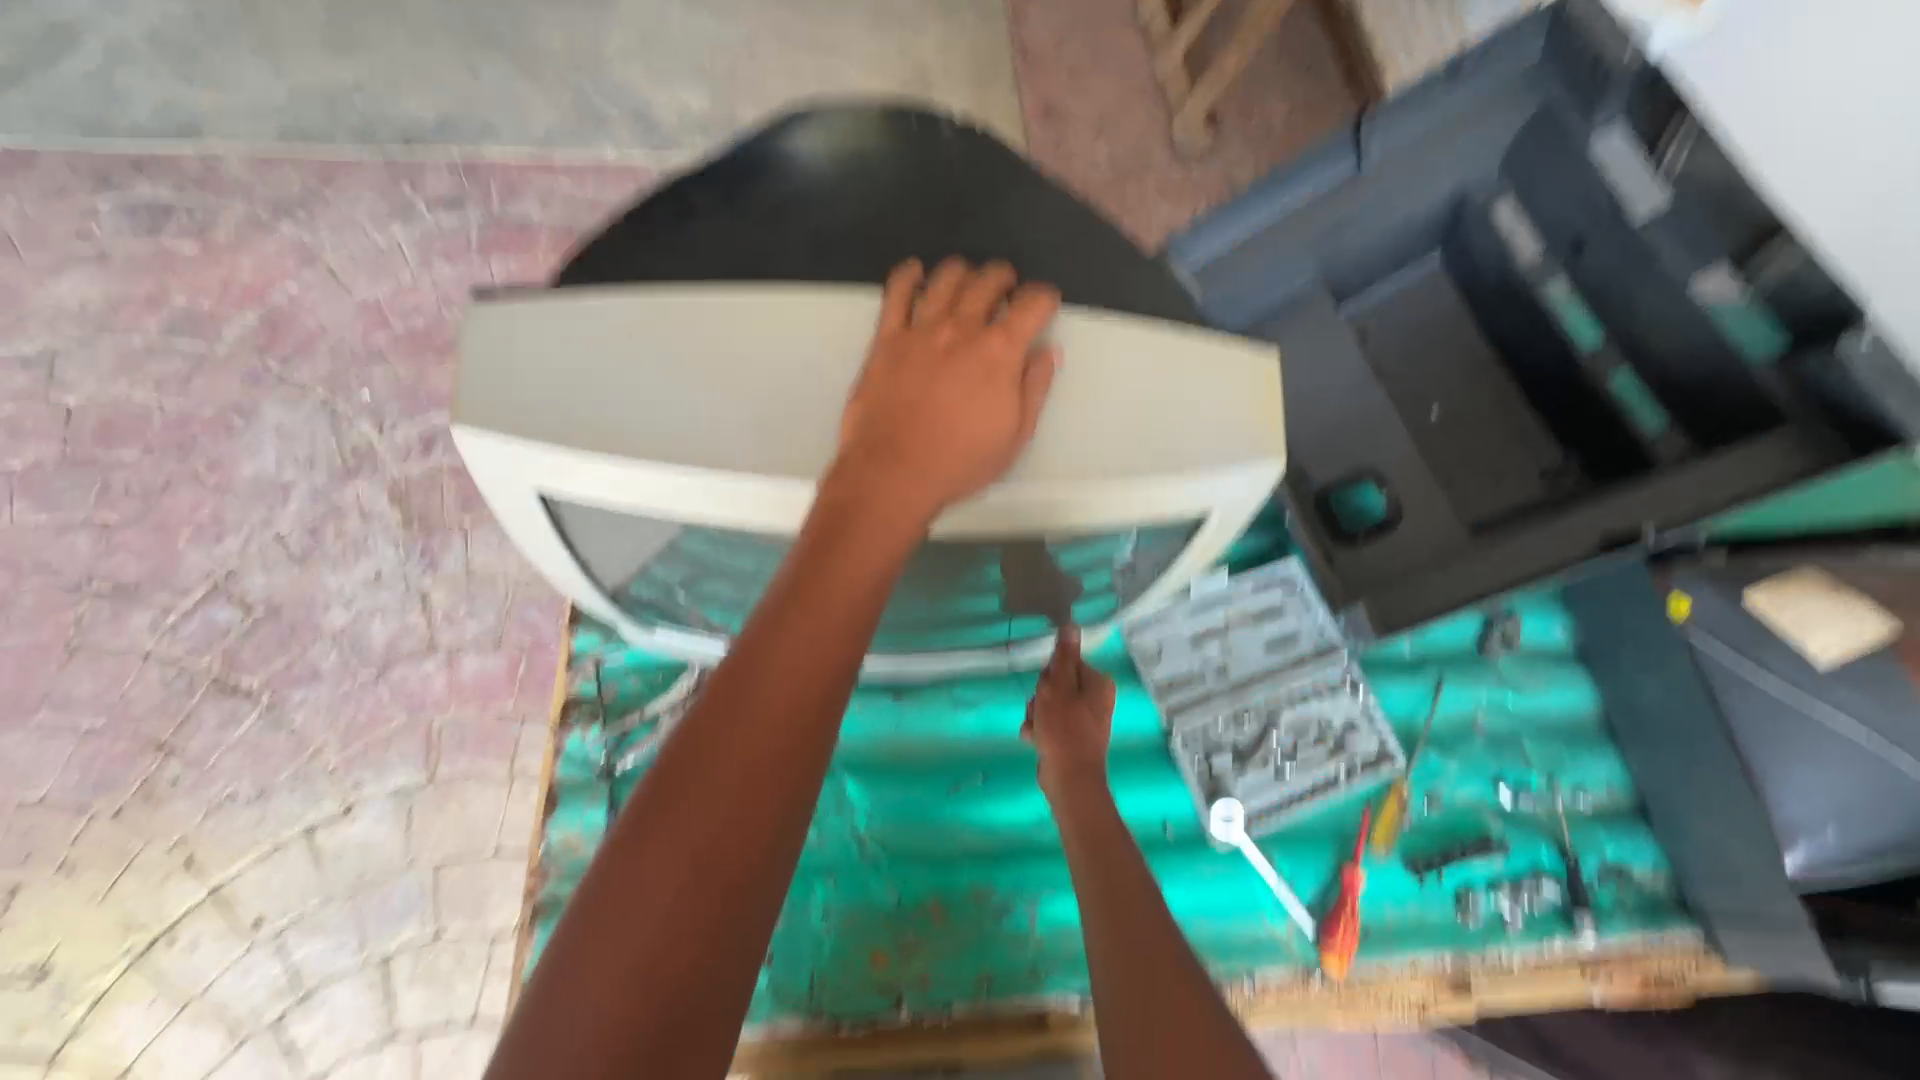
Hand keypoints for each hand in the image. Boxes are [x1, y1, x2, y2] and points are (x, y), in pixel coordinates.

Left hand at [831, 257, 1061, 521]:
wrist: (894, 472)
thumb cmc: (961, 462)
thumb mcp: (1015, 436)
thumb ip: (1034, 388)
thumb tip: (1047, 352)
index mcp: (1000, 352)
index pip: (1032, 303)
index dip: (1044, 298)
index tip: (1045, 304)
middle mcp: (963, 328)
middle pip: (988, 280)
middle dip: (1005, 278)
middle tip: (1007, 290)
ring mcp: (921, 330)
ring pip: (946, 278)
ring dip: (964, 272)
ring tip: (968, 281)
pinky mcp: (886, 338)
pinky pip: (896, 292)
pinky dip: (908, 275)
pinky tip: (916, 272)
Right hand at [1022, 630, 1117, 797]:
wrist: (1070, 779)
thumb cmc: (1065, 729)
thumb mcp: (1059, 688)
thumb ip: (1063, 657)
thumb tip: (1071, 624)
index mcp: (1098, 683)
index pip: (1064, 664)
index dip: (1049, 676)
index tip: (1046, 691)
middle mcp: (1095, 699)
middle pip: (1055, 684)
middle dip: (1040, 698)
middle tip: (1041, 712)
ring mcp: (1084, 719)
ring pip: (1048, 705)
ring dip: (1036, 715)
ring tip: (1038, 730)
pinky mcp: (1072, 737)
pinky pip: (1049, 724)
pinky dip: (1039, 730)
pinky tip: (1036, 740)